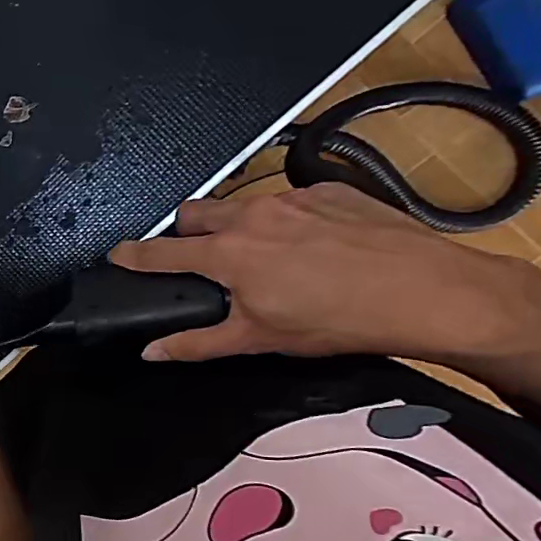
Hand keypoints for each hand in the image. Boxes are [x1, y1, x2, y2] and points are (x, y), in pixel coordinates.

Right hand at [109, 184, 540, 364]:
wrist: (422, 290)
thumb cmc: (337, 321)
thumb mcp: (262, 338)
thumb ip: (199, 343)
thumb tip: (153, 351)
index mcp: (230, 254)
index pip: (164, 252)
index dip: (134, 255)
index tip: (118, 255)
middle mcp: (253, 214)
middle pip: (195, 212)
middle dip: (187, 233)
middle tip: (203, 261)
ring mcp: (291, 196)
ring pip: (239, 200)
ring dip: (232, 222)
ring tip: (260, 253)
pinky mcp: (327, 189)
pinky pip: (284, 197)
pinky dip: (280, 218)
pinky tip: (308, 244)